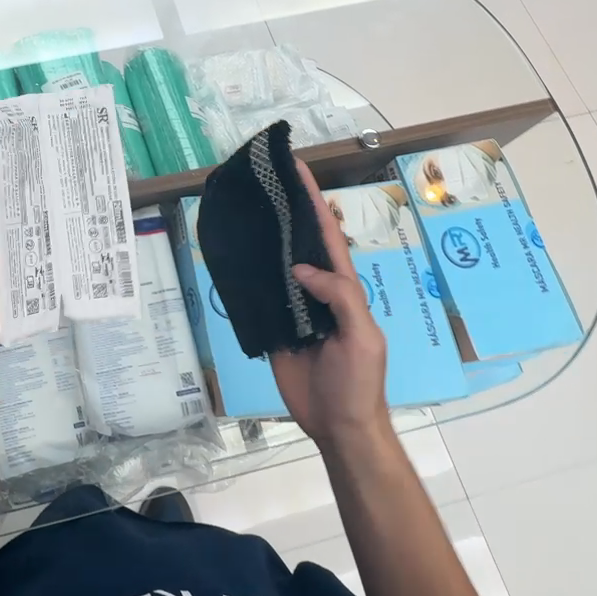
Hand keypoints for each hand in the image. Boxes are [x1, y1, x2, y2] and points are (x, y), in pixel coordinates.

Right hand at [270, 161, 389, 445]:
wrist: (337, 425)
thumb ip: (340, 298)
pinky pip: (260, 296)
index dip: (314, 202)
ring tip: (245, 208)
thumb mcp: (362, 337)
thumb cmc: (358, 382)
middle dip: (287, 211)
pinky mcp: (274, 327)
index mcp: (344, 288)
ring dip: (265, 238)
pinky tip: (234, 257)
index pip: (328, 236)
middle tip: (264, 179)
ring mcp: (294, 308)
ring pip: (277, 265)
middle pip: (300, 243)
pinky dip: (248, 275)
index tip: (298, 170)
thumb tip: (301, 268)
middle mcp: (317, 290)